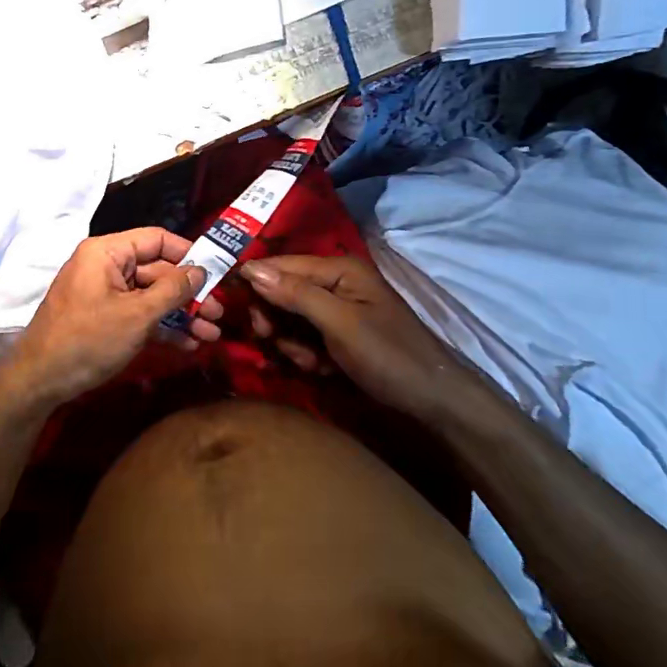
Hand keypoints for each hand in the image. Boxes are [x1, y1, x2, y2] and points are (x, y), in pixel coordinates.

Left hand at [0, 228, 225, 418]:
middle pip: (157, 270)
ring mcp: (103, 293)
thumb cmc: (88, 340)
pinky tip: (188, 343)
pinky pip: (138, 313)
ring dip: (181, 314)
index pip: (156, 239)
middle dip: (189, 293)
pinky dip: (161, 326)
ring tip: (211, 334)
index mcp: (107, 252)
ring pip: (151, 296)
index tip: (218, 272)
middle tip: (219, 313)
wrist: (40, 381)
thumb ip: (172, 290)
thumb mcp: (137, 315)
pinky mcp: (103, 318)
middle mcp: (105, 266)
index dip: (189, 254)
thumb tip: (200, 271)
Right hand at [239, 255, 495, 420]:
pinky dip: (306, 355)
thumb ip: (295, 294)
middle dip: (275, 319)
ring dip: (292, 343)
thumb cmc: (388, 355)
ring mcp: (337, 311)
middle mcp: (335, 283)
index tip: (233, 310)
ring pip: (289, 320)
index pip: (280, 265)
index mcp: (339, 268)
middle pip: (281, 292)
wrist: (433, 401)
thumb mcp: (339, 323)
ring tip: (312, 362)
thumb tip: (250, 269)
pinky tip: (323, 369)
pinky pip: (304, 339)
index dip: (255, 284)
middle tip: (271, 339)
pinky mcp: (337, 336)